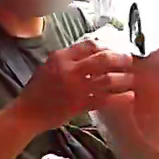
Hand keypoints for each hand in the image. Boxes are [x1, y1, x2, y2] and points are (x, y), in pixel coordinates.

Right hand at [12, 43, 135, 131]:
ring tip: (131, 79)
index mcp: (60, 57)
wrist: (28, 113)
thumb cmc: (38, 90)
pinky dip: (119, 98)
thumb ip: (68, 59)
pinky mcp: (79, 105)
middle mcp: (69, 70)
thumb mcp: (49, 66)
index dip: (106, 46)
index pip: (89, 45)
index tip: (114, 49)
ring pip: (106, 80)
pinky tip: (128, 96)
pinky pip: (104, 99)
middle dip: (120, 58)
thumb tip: (92, 53)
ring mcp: (75, 88)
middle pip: (102, 59)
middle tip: (129, 60)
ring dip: (122, 79)